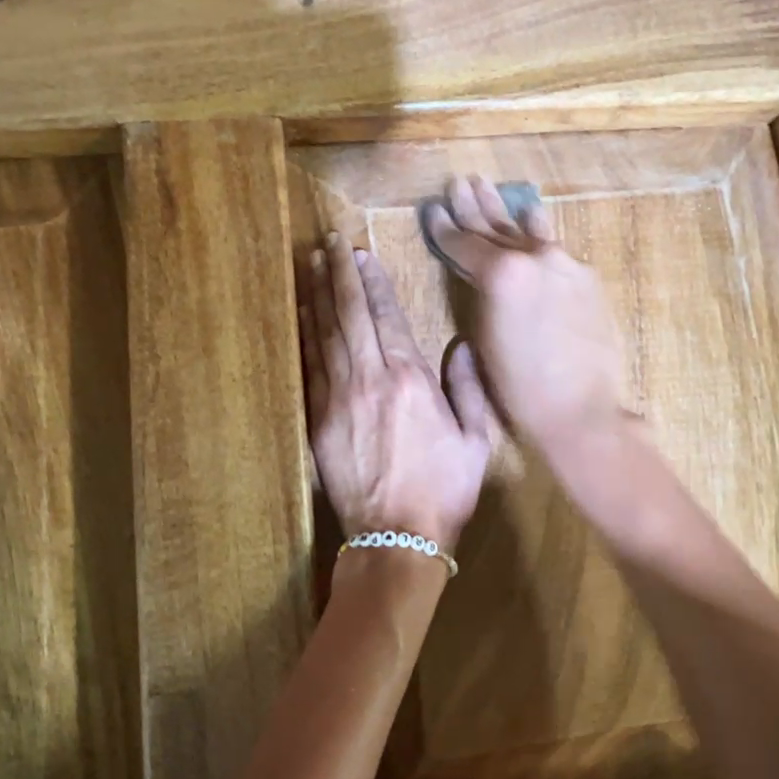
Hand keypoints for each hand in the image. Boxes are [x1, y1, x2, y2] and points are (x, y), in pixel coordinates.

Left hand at [302, 232, 492, 551]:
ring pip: (324, 334)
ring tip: (311, 264)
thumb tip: (459, 346)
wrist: (397, 536)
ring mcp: (338, 399)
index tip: (360, 252)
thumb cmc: (444, 490)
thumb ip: (468, 387)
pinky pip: (310, 366)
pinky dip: (305, 335)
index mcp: (410, 379)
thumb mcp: (476, 439)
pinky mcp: (318, 421)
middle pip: (349, 314)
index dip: (372, 280)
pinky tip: (303, 314)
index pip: (387, 315)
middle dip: (338, 274)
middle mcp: (369, 379)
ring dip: (317, 295)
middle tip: (328, 242)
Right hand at [422, 176, 631, 456]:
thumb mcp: (483, 339)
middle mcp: (534, 258)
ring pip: (528, 231)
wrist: (582, 411)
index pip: (464, 243)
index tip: (431, 210)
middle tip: (459, 182)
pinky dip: (537, 234)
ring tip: (489, 186)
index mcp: (501, 274)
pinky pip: (554, 248)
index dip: (444, 229)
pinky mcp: (587, 279)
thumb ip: (479, 295)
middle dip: (474, 206)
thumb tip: (477, 273)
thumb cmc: (519, 388)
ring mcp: (565, 264)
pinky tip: (531, 219)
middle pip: (496, 228)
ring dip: (506, 210)